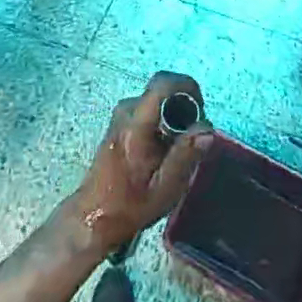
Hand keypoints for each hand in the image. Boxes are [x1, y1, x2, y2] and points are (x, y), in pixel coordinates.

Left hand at [66, 72, 214, 250]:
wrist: (94, 218)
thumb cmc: (130, 205)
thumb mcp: (165, 188)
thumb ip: (185, 155)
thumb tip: (208, 128)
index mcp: (136, 124)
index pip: (163, 83)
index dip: (187, 87)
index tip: (200, 111)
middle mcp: (126, 111)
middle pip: (163, 90)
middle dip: (184, 106)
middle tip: (193, 135)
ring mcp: (121, 114)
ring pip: (158, 99)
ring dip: (174, 115)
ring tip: (180, 146)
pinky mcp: (120, 122)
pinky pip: (150, 107)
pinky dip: (163, 120)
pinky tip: (164, 148)